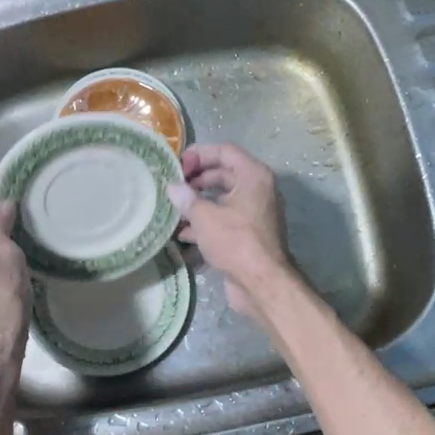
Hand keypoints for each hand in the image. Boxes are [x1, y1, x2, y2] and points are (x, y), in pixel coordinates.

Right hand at [167, 143, 292, 319]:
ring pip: (223, 199)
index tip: (178, 165)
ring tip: (174, 210)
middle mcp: (258, 190)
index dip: (200, 154)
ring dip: (199, 203)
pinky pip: (226, 219)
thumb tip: (173, 187)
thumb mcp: (205, 217)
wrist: (262, 283)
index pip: (225, 151)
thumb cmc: (235, 241)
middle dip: (197, 180)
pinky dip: (207, 223)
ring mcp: (255, 213)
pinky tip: (184, 234)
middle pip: (224, 174)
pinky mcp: (250, 234)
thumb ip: (187, 198)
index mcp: (253, 176)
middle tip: (174, 188)